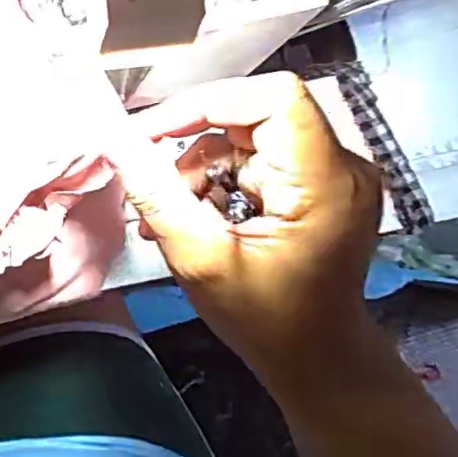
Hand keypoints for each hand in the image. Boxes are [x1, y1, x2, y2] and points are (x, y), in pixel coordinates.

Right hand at [110, 74, 384, 367]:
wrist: (317, 357)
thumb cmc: (267, 319)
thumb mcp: (201, 261)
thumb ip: (157, 198)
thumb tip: (117, 146)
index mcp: (324, 182)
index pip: (273, 98)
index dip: (208, 102)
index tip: (155, 132)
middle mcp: (340, 165)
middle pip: (253, 113)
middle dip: (191, 139)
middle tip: (148, 169)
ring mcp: (330, 172)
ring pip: (244, 135)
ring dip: (196, 165)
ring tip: (169, 210)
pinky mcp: (315, 181)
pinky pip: (252, 156)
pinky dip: (213, 178)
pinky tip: (191, 212)